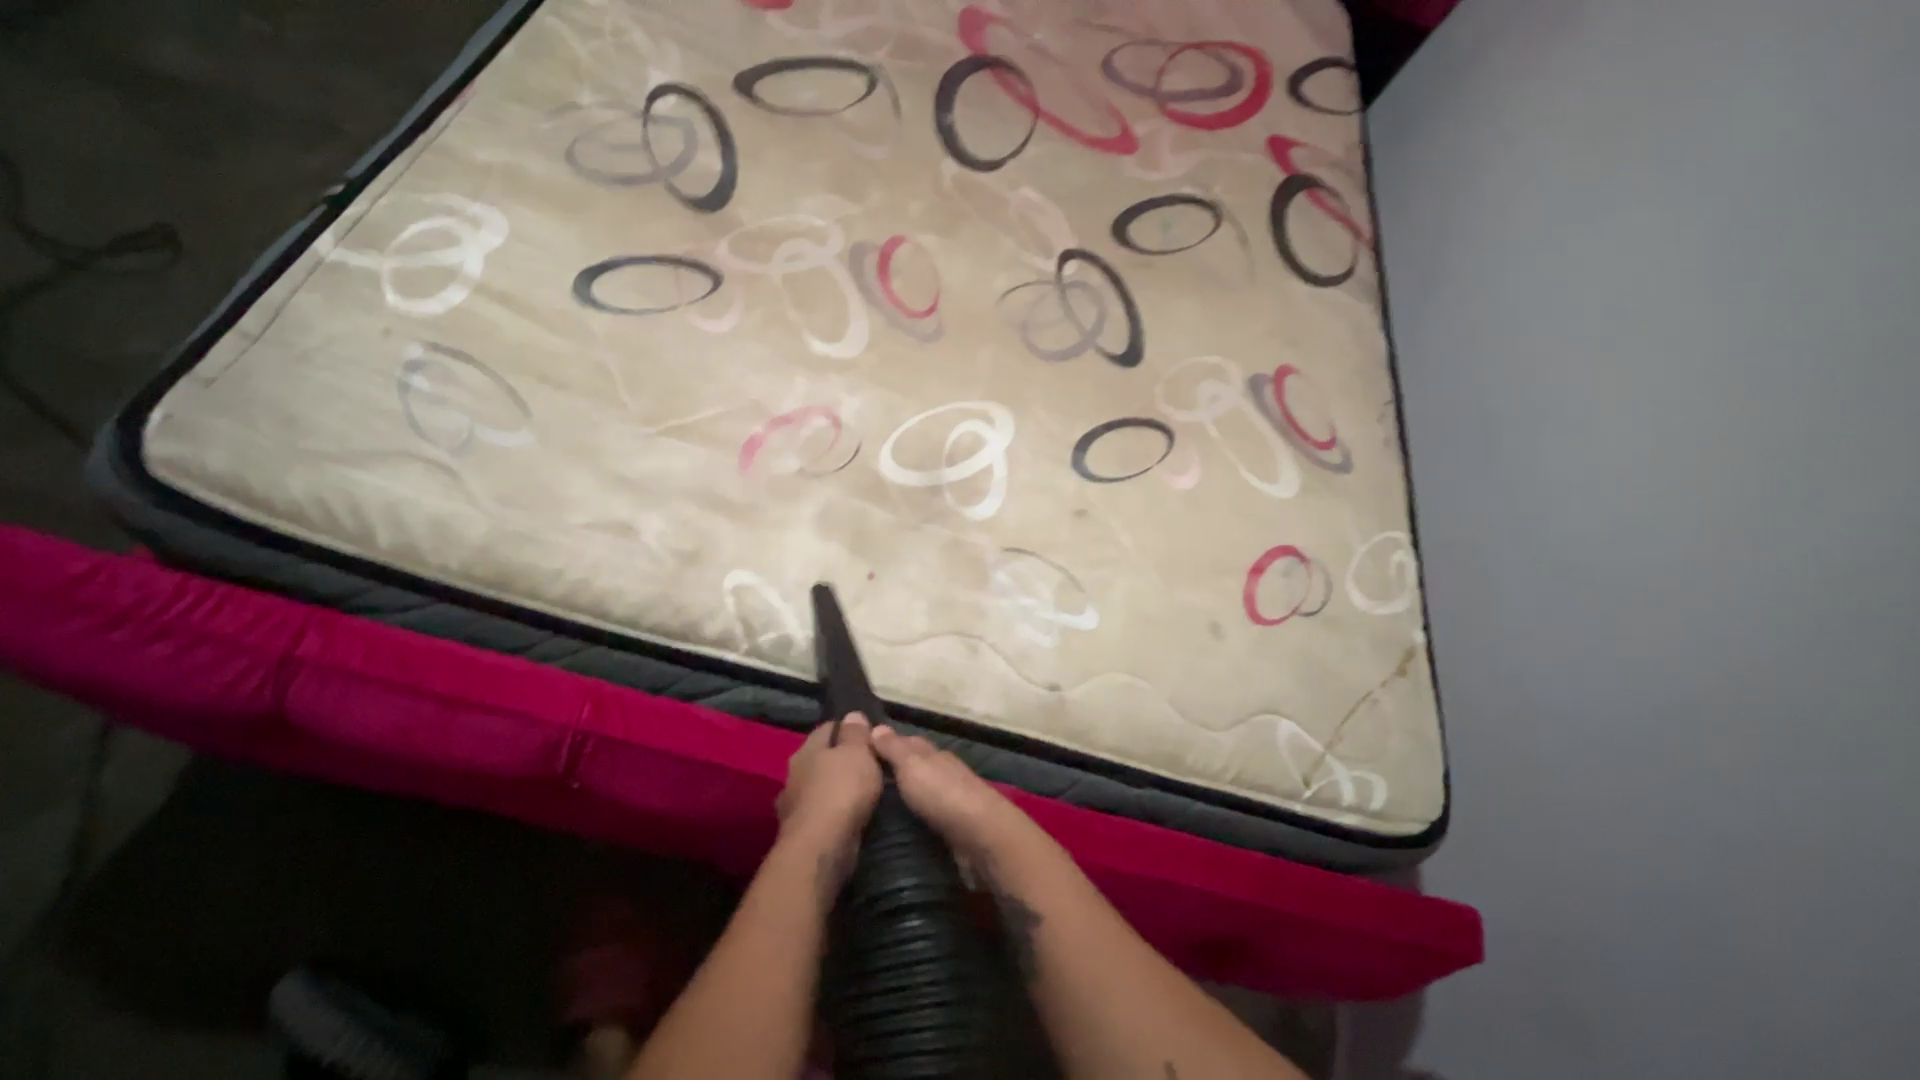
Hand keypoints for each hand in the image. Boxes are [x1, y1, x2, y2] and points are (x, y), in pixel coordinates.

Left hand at [777, 713, 882, 889]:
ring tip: (864, 792)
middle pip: (822, 758)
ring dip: (837, 788)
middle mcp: (795, 773)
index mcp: (807, 749)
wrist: (821, 846)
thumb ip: (855, 734)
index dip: (849, 728)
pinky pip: (822, 812)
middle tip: (871, 764)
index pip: (828, 728)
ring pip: (820, 786)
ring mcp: (794, 803)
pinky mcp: (800, 830)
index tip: (870, 734)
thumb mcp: (857, 753)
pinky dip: (835, 812)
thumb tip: (852, 715)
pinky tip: (851, 817)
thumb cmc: (842, 790)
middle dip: (842, 760)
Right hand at [870, 726, 1036, 862]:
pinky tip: (901, 824)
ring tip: (875, 805)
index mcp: (935, 755)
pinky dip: (915, 816)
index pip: (909, 742)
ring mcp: (952, 801)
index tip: (862, 750)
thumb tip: (876, 726)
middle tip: (864, 781)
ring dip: (906, 795)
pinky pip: (929, 816)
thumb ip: (894, 748)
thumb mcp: (912, 765)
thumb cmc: (942, 794)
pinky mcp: (955, 827)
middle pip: (918, 767)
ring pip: (924, 791)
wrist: (980, 836)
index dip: (887, 744)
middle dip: (895, 770)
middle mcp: (945, 773)